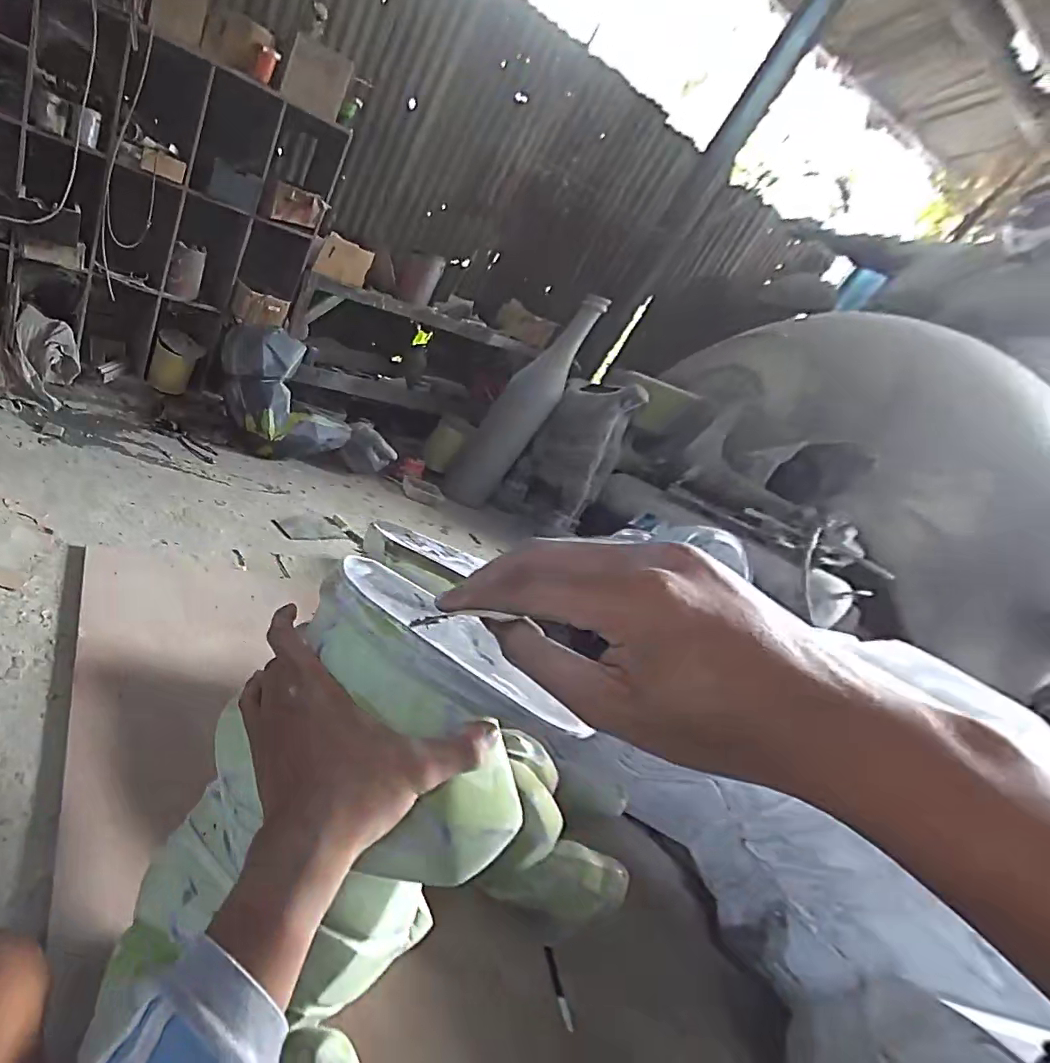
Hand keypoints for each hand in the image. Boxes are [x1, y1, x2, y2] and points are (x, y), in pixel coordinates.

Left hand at [206, 606, 492, 1009]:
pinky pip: (250, 707)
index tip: (293, 611)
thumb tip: (492, 731)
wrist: (307, 835)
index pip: (284, 637)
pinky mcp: (254, 745)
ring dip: (274, 675)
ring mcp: (262, 720)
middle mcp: (279, 694)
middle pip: (276, 659)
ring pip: (261, 681)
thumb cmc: (358, 791)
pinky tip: (275, 709)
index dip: (284, 619)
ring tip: (296, 680)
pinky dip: (259, 698)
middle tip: (314, 654)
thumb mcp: (415, 768)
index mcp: (310, 685)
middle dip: (291, 650)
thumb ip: (456, 749)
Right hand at [437, 538, 875, 790]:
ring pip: (571, 550)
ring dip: (531, 574)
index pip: (528, 582)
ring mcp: (672, 552)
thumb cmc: (718, 728)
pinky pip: (604, 556)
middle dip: (496, 576)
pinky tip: (564, 605)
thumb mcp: (610, 708)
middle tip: (466, 602)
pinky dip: (568, 575)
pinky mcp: (687, 557)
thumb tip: (502, 624)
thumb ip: (540, 659)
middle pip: (543, 553)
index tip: (445, 605)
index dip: (478, 593)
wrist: (834, 720)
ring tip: (511, 609)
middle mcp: (648, 559)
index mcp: (631, 598)